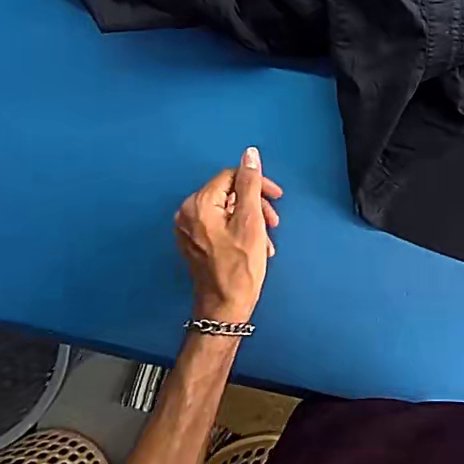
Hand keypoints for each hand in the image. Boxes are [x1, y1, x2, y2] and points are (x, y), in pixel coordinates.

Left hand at [174, 146, 282, 323]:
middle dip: (255, 204)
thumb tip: (250, 155)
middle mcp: (187, 213)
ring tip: (265, 239)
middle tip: (272, 221)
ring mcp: (188, 229)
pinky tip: (253, 244)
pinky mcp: (194, 241)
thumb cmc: (239, 269)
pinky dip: (239, 229)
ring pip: (226, 209)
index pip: (231, 176)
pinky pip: (219, 223)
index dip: (257, 184)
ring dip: (250, 219)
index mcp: (198, 205)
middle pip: (228, 192)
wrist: (225, 308)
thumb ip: (250, 183)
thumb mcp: (251, 220)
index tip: (275, 197)